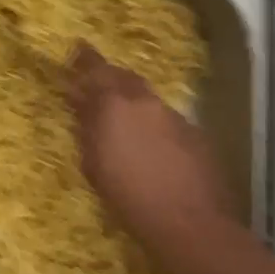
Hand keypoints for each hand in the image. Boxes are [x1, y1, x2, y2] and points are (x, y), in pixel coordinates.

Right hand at [66, 44, 229, 247]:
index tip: (76, 47)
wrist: (191, 226)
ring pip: (148, 98)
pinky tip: (154, 145)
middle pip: (125, 76)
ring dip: (134, 102)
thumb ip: (86, 126)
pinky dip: (156, 124)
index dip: (84, 57)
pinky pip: (168, 120)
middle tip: (98, 85)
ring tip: (126, 120)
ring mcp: (175, 117)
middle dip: (110, 76)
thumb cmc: (128, 195)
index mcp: (113, 103)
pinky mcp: (197, 137)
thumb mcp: (93, 162)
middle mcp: (145, 101)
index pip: (94, 68)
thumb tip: (80, 103)